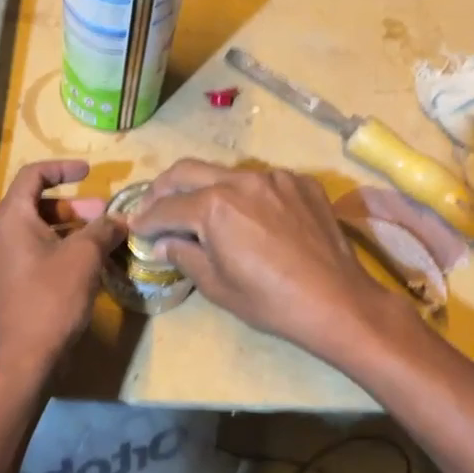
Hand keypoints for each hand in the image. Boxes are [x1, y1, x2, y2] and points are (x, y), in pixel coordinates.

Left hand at [0, 161, 126, 375]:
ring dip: (63, 231)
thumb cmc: (53, 299)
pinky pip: (25, 257)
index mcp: (10, 218)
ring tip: (94, 242)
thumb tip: (118, 220)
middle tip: (102, 217)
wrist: (24, 359)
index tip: (89, 172)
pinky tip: (72, 268)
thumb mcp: (85, 257)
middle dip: (71, 207)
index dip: (62, 168)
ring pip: (31, 234)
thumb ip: (103, 230)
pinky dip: (50, 253)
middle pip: (34, 206)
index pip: (33, 175)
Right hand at [131, 160, 416, 360]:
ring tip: (198, 209)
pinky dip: (244, 194)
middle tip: (153, 206)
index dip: (146, 219)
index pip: (166, 207)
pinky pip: (262, 181)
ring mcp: (274, 177)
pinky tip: (247, 216)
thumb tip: (165, 242)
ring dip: (205, 188)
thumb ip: (185, 255)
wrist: (337, 301)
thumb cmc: (270, 301)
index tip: (135, 227)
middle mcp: (241, 180)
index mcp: (214, 205)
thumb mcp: (217, 286)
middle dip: (163, 188)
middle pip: (188, 171)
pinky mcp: (301, 183)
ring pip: (226, 173)